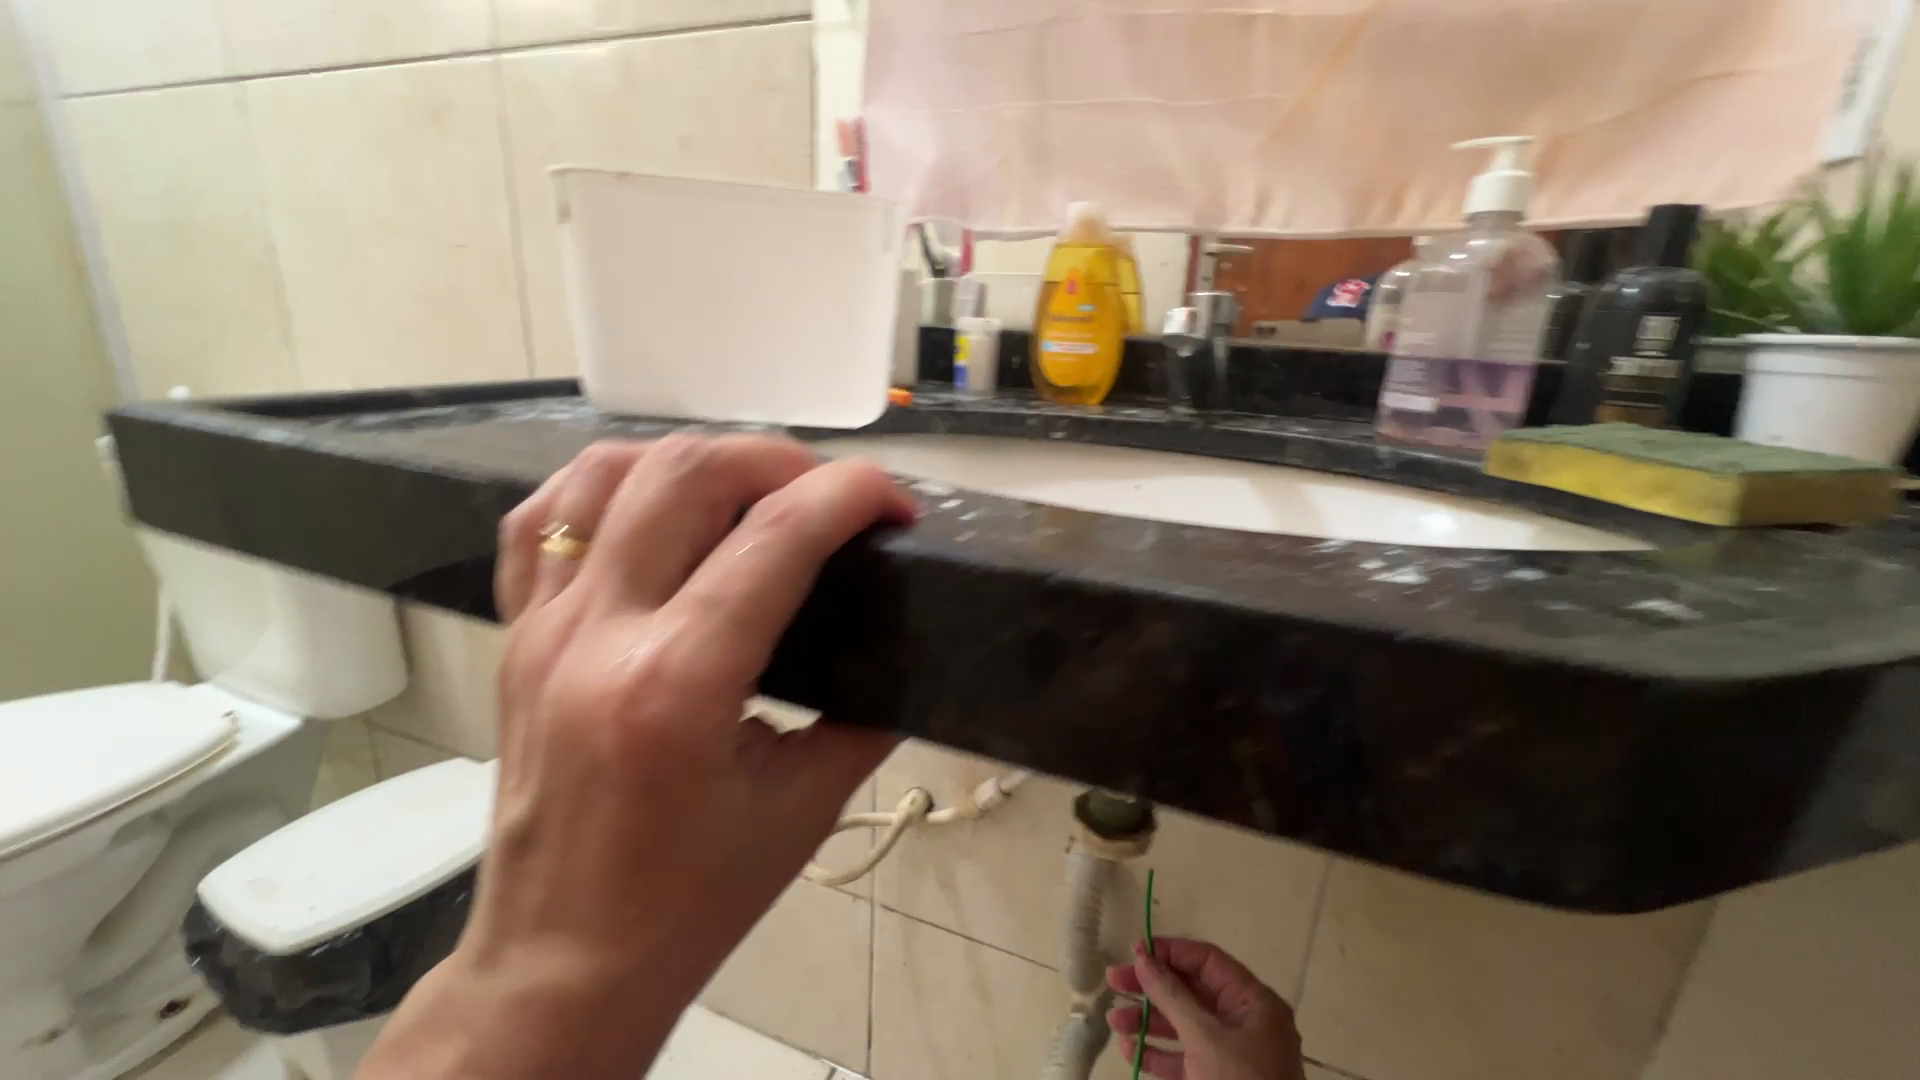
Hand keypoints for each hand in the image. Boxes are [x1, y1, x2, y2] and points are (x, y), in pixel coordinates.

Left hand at [359, 434, 913, 1079]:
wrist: (562, 961)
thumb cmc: (690, 900)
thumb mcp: (805, 805)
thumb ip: (862, 713)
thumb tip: (896, 649)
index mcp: (678, 685)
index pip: (777, 537)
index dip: (851, 494)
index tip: (894, 505)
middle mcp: (599, 635)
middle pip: (687, 475)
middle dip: (779, 459)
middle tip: (829, 494)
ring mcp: (543, 628)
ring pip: (608, 474)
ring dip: (695, 460)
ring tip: (750, 489)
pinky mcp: (515, 636)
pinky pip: (541, 518)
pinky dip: (606, 484)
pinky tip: (651, 501)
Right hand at [1107, 938, 1305, 1079]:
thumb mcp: (1205, 1039)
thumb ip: (1172, 995)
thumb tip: (1143, 958)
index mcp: (1254, 1004)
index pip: (1208, 961)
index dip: (1171, 952)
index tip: (1134, 951)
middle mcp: (1244, 1023)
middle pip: (1191, 991)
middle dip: (1151, 988)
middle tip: (1113, 981)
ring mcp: (1230, 1055)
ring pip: (1183, 1025)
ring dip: (1148, 1021)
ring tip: (1113, 1020)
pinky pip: (1184, 1057)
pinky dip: (1157, 1053)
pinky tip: (1128, 1049)